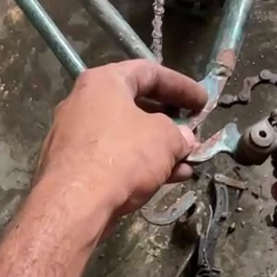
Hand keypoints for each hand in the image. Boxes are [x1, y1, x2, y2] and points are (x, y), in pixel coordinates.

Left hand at [35, 59, 205, 232]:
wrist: (75, 204)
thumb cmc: (123, 155)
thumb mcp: (165, 138)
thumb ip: (181, 133)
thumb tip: (185, 139)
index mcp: (103, 82)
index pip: (149, 72)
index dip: (182, 85)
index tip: (203, 101)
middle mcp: (83, 103)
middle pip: (136, 106)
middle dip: (170, 121)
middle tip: (193, 133)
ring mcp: (75, 136)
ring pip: (127, 136)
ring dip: (159, 149)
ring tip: (187, 162)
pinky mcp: (73, 167)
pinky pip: (114, 158)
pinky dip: (140, 165)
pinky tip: (167, 179)